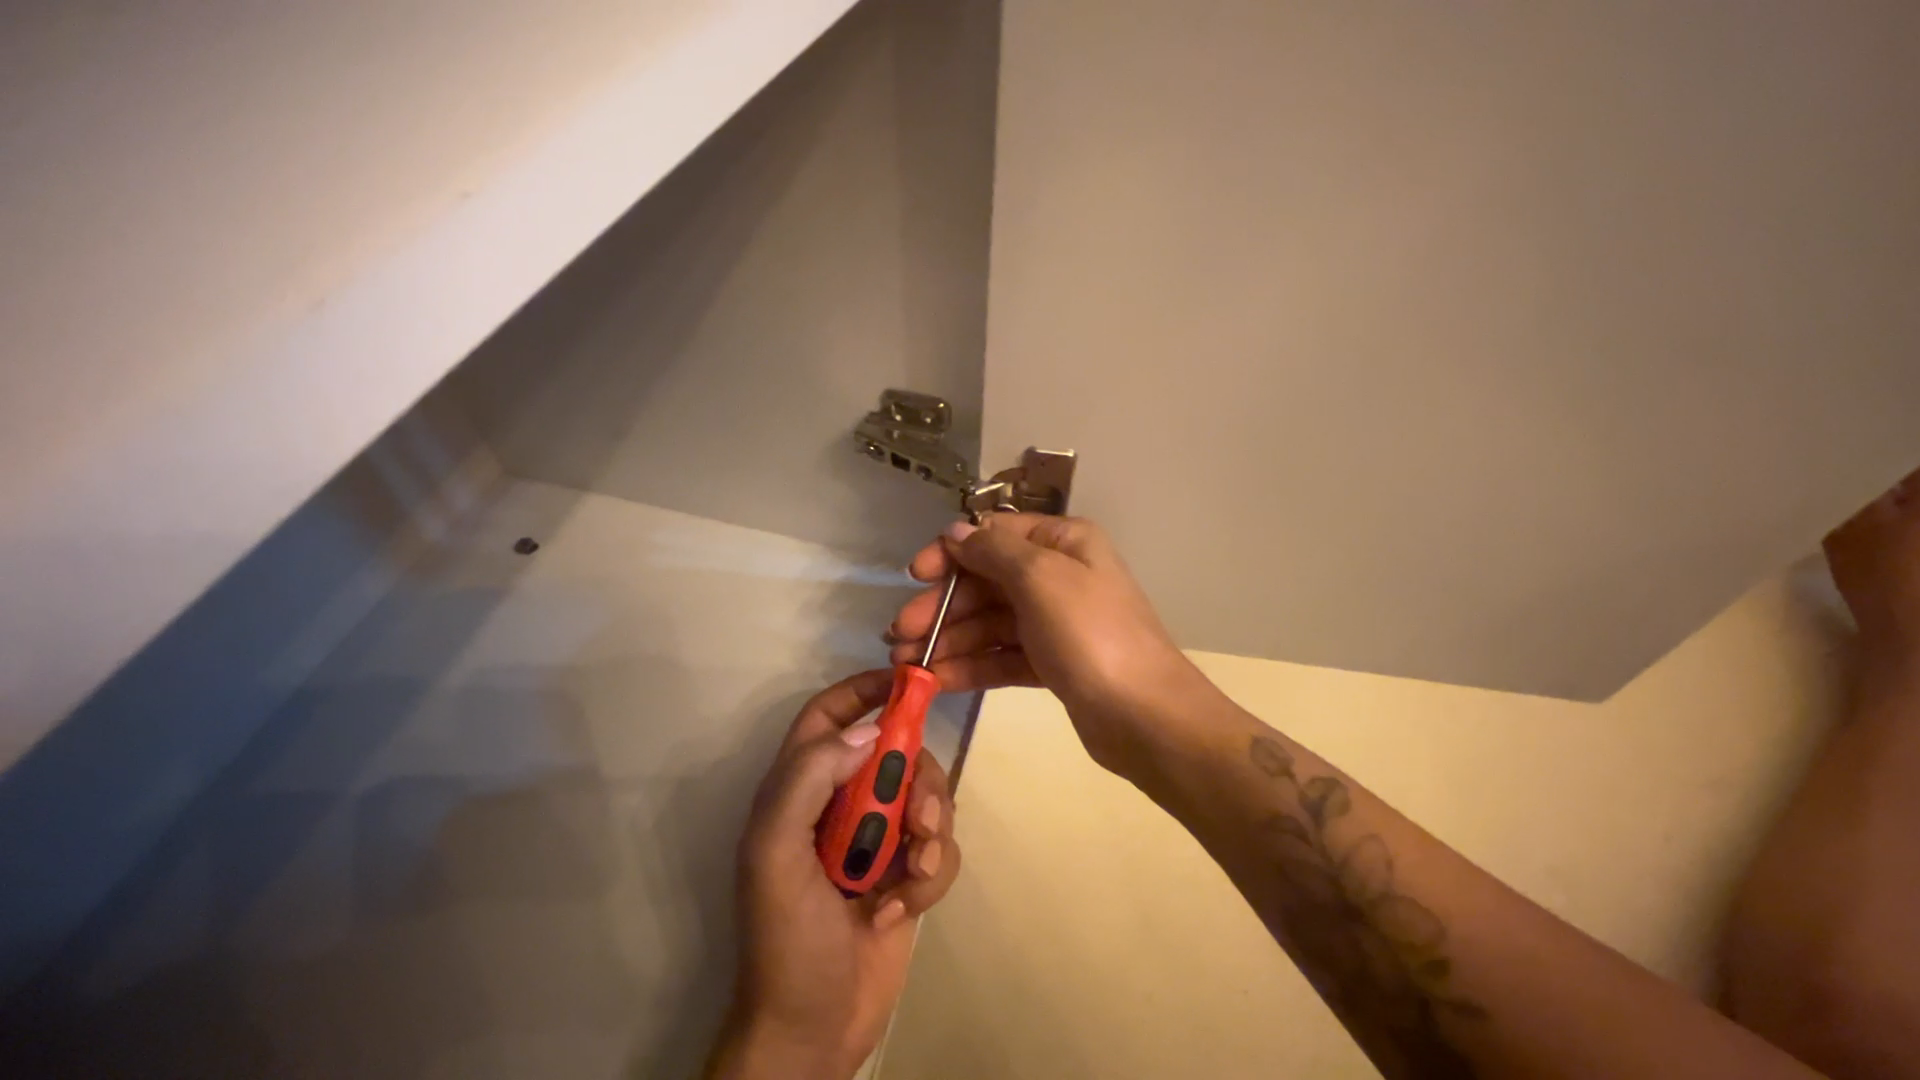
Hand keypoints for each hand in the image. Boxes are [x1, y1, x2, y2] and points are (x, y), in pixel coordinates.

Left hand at [706, 670, 960, 1079]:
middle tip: (921, 818)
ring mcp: (876, 842)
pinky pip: (939, 851)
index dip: (864, 692)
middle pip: (896, 755)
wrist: (812, 1028)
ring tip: (912, 872)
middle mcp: (839, 807)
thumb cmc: (785, 938)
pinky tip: (900, 910)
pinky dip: (930, 876)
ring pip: (927, 800)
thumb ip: (808, 780)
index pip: (828, 718)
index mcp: (798, 792)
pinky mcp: (905, 876)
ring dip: (930, 834)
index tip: (910, 682)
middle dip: (918, 779)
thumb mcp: (777, 853)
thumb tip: (866, 730)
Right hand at [889, 514, 1217, 773]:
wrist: (1144, 716)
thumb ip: (994, 551)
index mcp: (1063, 543)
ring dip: (948, 640)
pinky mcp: (1051, 664)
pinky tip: (936, 680)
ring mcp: (1055, 623)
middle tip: (899, 635)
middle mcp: (1059, 576)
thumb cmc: (1091, 635)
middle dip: (942, 606)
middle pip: (987, 583)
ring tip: (905, 665)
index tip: (915, 576)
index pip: (995, 535)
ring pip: (989, 624)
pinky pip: (1001, 657)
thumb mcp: (1041, 578)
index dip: (951, 553)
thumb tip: (958, 532)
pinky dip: (969, 666)